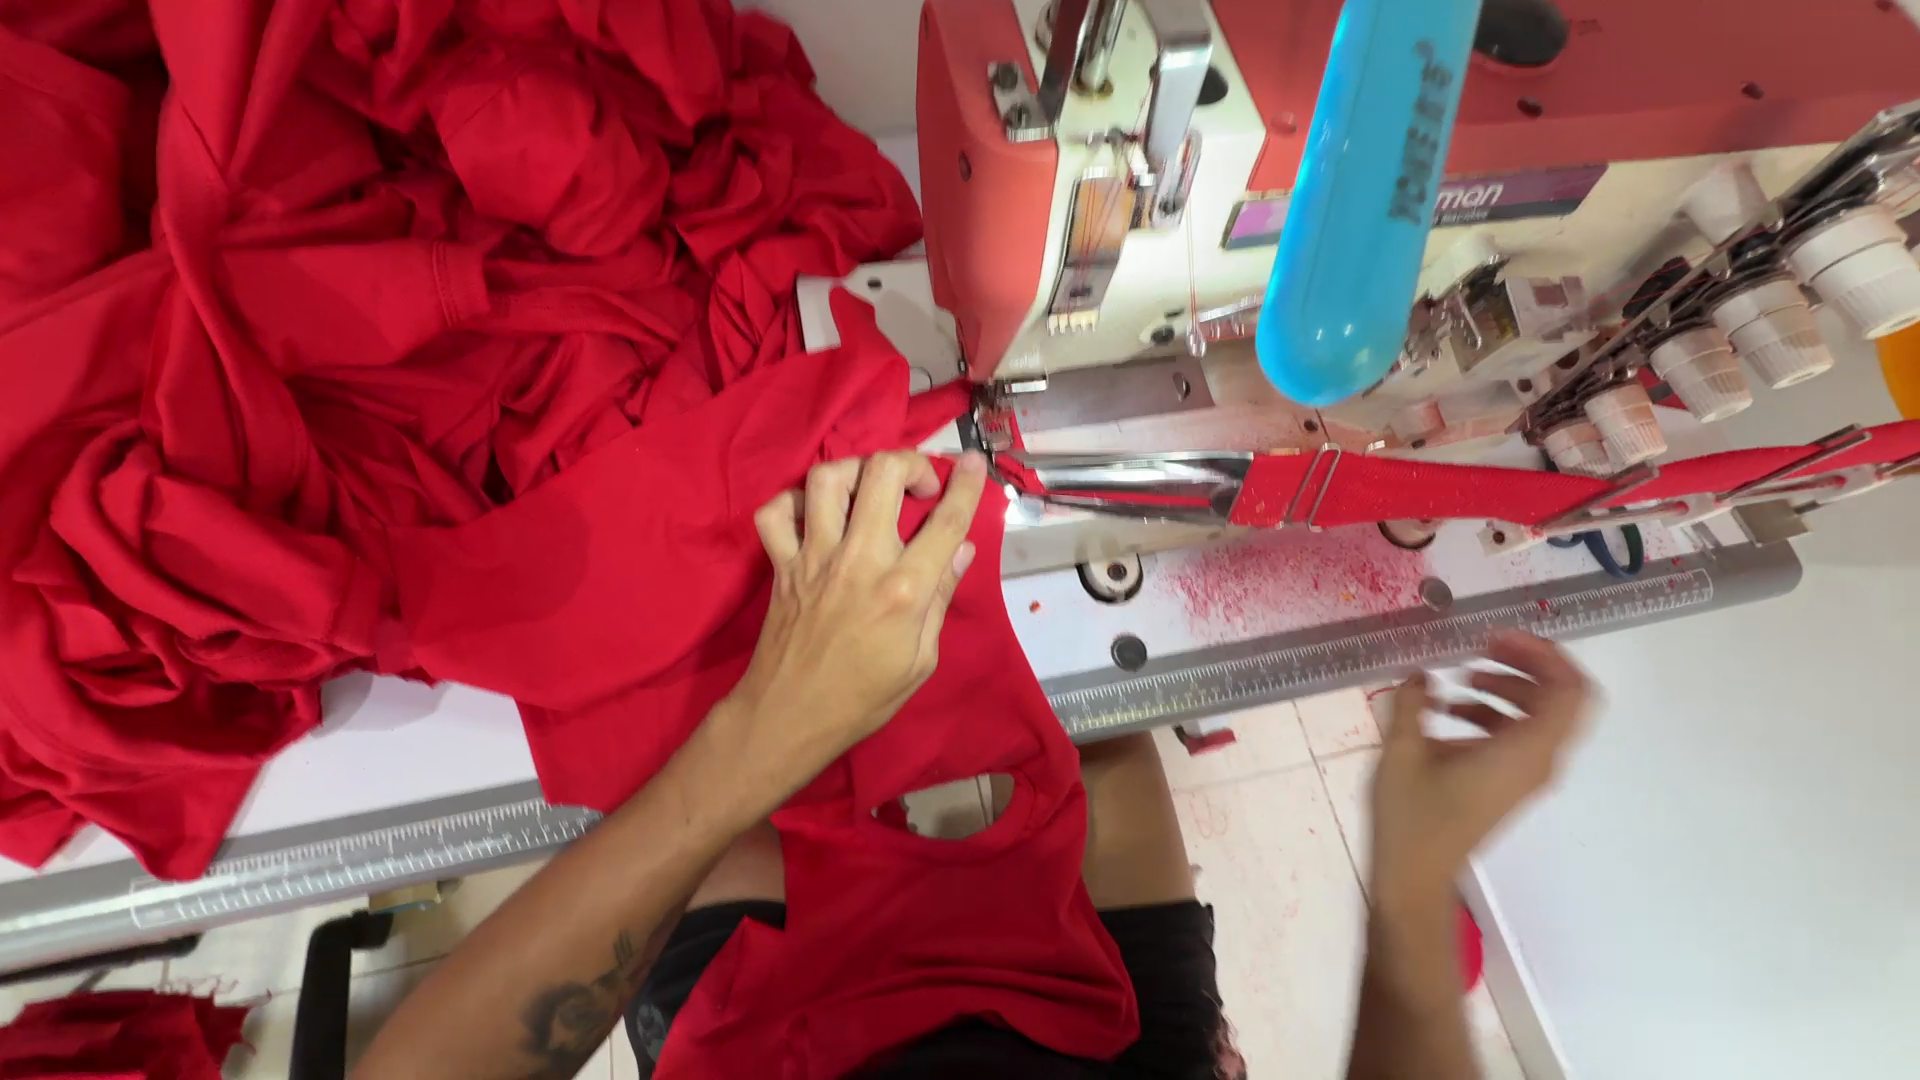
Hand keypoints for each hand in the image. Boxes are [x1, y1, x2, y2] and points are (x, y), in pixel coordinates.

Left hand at [714, 450, 988, 792]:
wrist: (789, 717)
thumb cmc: (864, 698)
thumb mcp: (921, 660)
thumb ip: (941, 597)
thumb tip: (962, 550)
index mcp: (903, 590)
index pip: (945, 522)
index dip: (966, 484)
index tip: (973, 461)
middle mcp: (858, 560)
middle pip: (882, 474)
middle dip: (910, 462)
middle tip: (919, 487)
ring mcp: (813, 557)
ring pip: (827, 478)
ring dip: (856, 471)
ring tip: (870, 490)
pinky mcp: (781, 564)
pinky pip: (775, 512)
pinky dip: (794, 502)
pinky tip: (815, 516)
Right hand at [1369, 632, 1594, 905]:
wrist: (1415, 875)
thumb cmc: (1411, 815)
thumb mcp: (1401, 751)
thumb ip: (1412, 703)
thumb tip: (1423, 673)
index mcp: (1523, 752)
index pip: (1570, 691)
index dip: (1543, 654)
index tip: (1495, 637)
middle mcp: (1538, 762)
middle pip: (1561, 699)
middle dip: (1525, 663)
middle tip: (1480, 645)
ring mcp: (1525, 775)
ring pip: (1539, 716)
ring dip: (1507, 687)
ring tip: (1459, 677)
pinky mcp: (1507, 783)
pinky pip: (1518, 735)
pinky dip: (1492, 712)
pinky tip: (1446, 710)